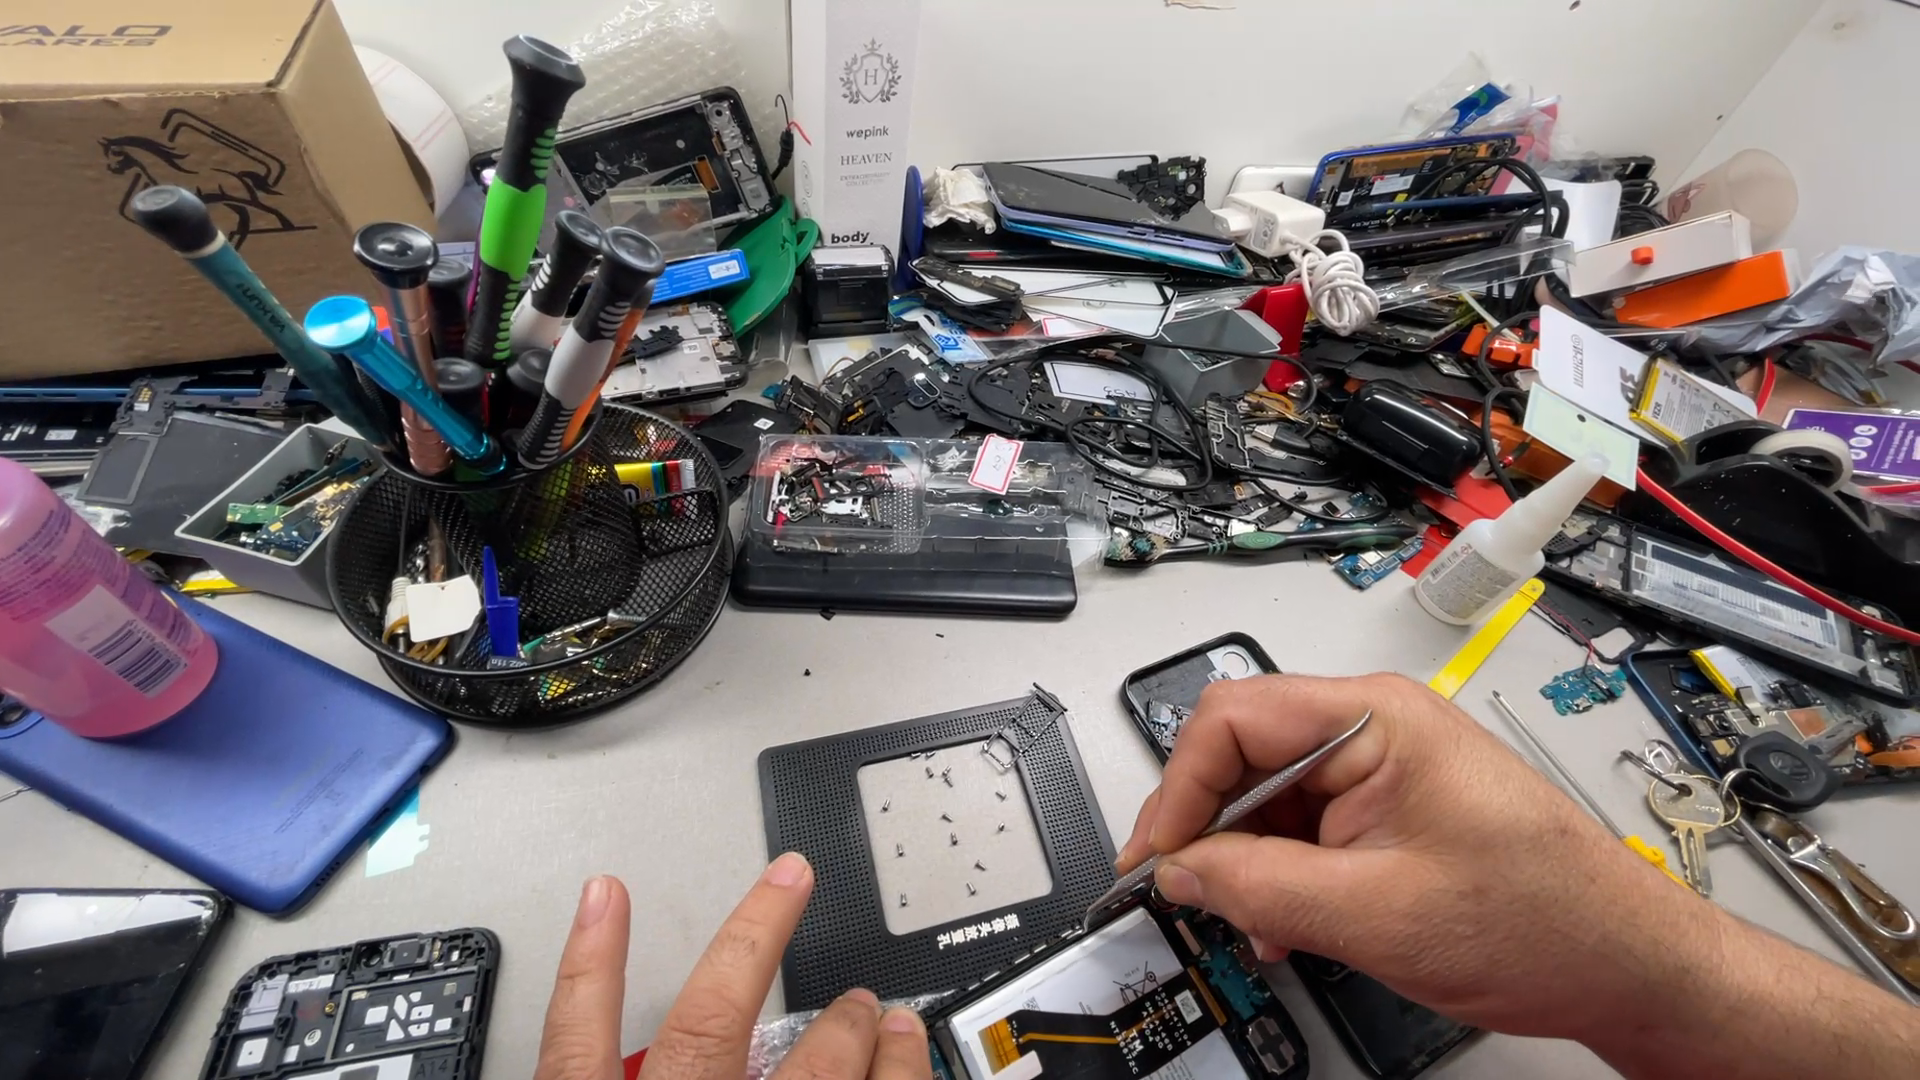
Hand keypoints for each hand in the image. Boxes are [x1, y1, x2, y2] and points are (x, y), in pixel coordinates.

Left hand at [533, 855, 932, 1079]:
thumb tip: (888, 1060)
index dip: (895, 1074)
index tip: (904, 1044)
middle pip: (802, 1079)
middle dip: (843, 1036)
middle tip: (864, 1009)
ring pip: (697, 1035)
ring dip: (750, 949)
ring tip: (783, 884)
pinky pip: (572, 1042)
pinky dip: (588, 970)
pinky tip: (603, 897)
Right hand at [1117, 673, 1716, 1041]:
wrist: (1640, 972)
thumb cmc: (1544, 927)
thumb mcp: (1378, 915)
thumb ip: (1259, 888)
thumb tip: (1175, 871)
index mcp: (1370, 716)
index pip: (1233, 718)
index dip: (1183, 784)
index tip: (1159, 852)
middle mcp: (1364, 723)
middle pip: (1240, 749)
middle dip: (1202, 820)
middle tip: (1175, 879)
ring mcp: (1369, 760)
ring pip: (1261, 790)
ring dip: (1237, 852)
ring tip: (1239, 912)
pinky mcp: (1374, 798)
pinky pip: (1294, 819)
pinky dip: (1272, 865)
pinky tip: (1276, 913)